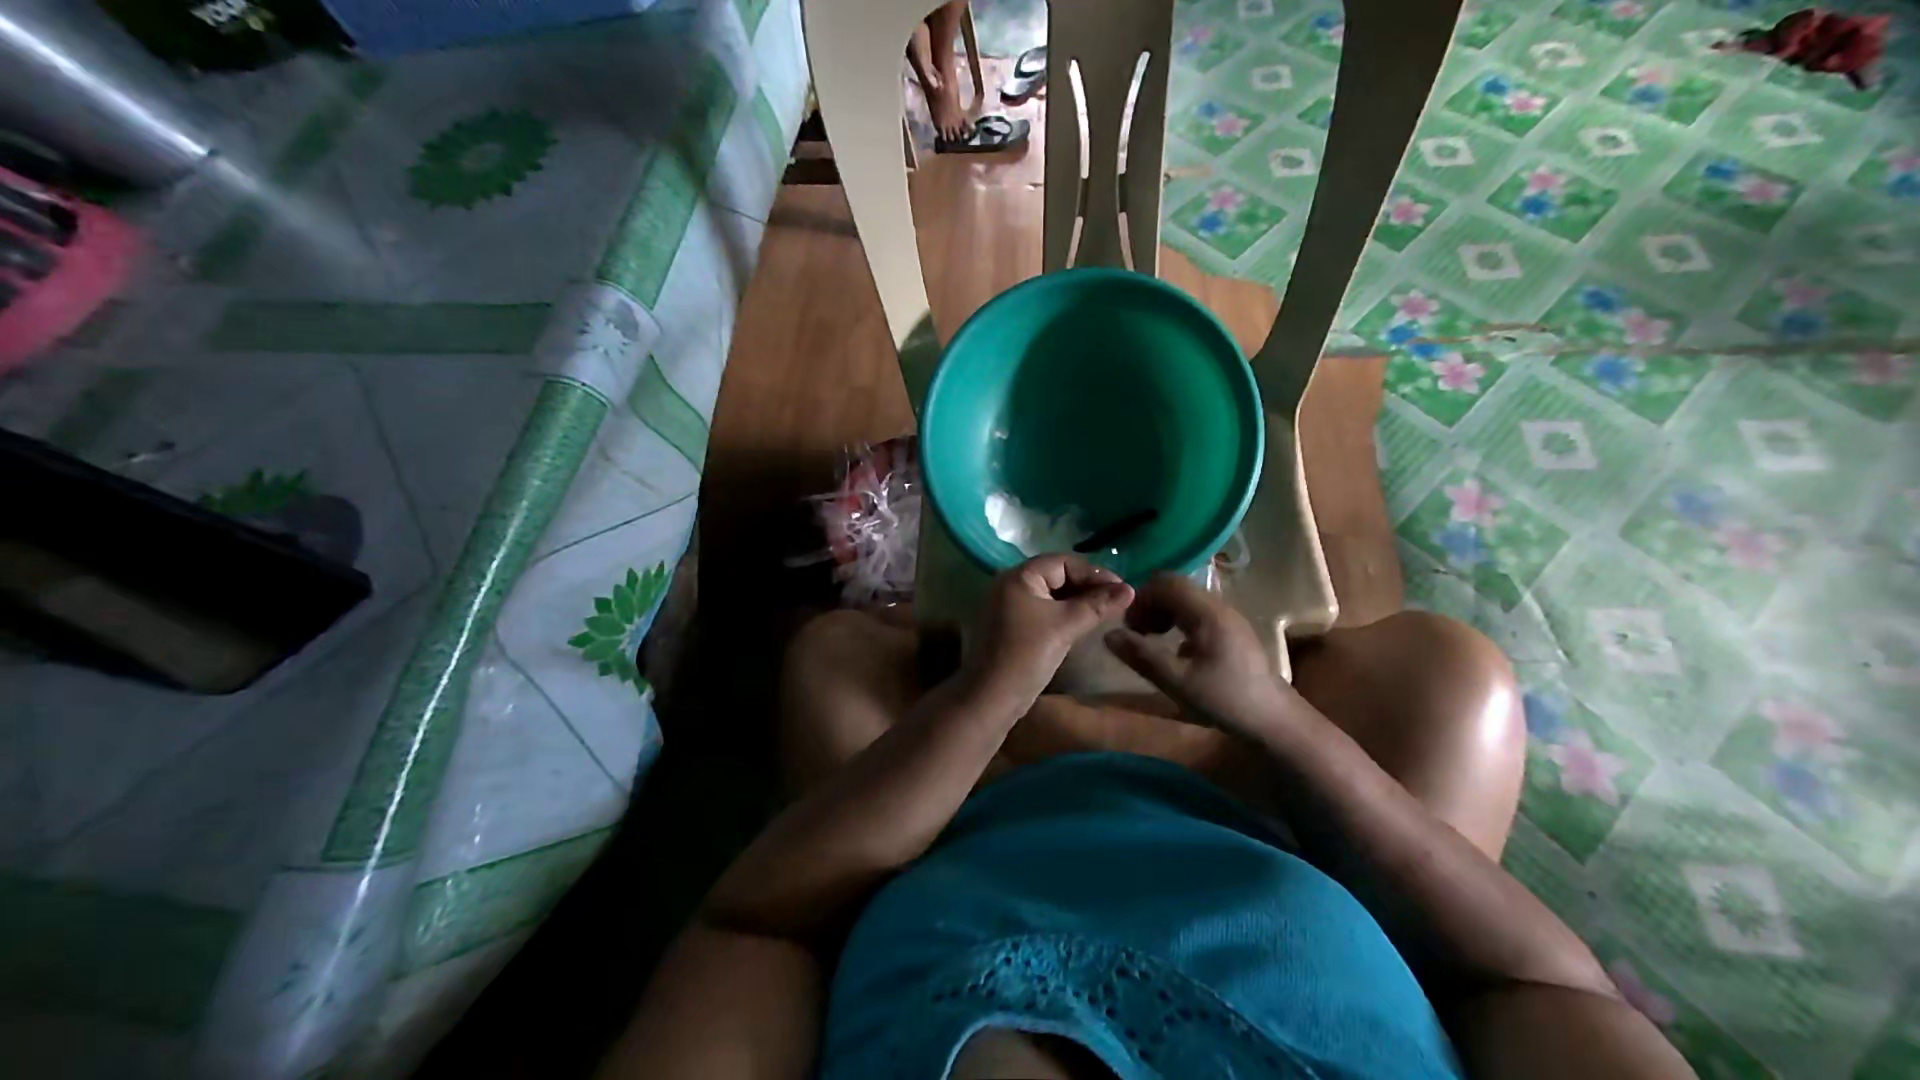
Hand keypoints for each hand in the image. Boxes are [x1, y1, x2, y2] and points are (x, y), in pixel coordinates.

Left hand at [961, 555, 1134, 706]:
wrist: (992, 696)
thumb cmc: (1027, 655)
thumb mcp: (1066, 626)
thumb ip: (1097, 605)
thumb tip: (1130, 590)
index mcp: (1019, 576)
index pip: (1063, 562)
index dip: (1095, 573)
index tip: (1122, 589)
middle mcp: (1011, 584)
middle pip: (1057, 575)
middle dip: (1088, 586)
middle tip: (1118, 600)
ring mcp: (1009, 605)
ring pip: (1051, 594)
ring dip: (1078, 600)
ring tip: (1106, 611)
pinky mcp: (1012, 625)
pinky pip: (1043, 609)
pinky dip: (1064, 612)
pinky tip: (1084, 622)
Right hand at [1104, 573, 1299, 736]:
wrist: (1273, 719)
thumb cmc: (1225, 700)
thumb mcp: (1178, 682)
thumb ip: (1142, 656)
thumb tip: (1108, 635)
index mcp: (1207, 613)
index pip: (1166, 582)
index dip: (1141, 597)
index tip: (1129, 626)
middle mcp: (1218, 607)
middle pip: (1174, 587)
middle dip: (1149, 604)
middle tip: (1136, 634)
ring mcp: (1226, 617)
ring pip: (1184, 598)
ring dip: (1161, 612)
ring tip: (1150, 640)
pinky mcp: (1229, 629)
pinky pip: (1195, 611)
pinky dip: (1176, 621)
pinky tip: (1173, 649)